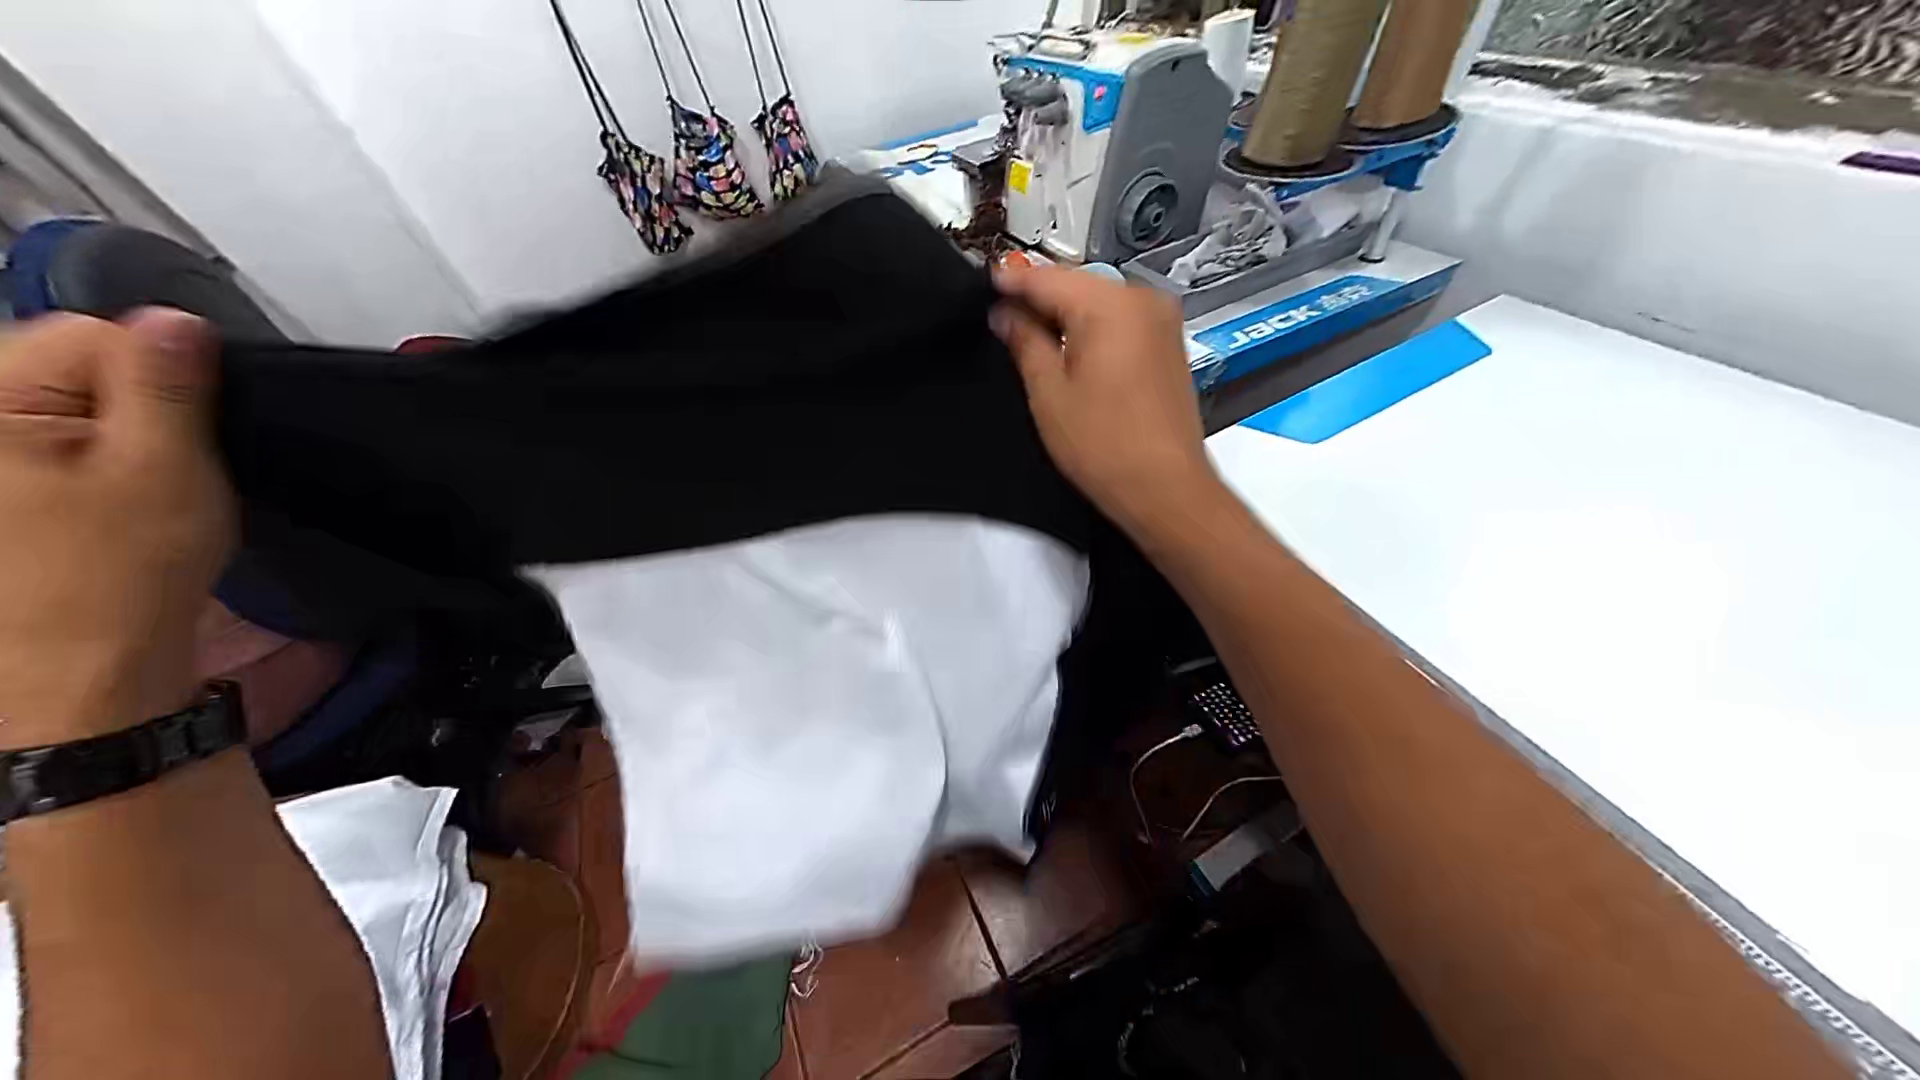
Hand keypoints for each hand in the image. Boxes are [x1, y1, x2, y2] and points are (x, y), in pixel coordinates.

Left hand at [0, 311, 232, 747]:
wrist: (79, 666)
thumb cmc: (124, 568)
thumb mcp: (166, 468)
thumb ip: (166, 386)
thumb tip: (178, 320)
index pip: (86, 332)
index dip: (162, 371)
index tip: (194, 426)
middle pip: (61, 364)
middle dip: (132, 402)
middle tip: (166, 463)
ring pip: (56, 402)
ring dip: (114, 430)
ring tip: (136, 488)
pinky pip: (42, 438)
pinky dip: (85, 455)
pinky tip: (104, 499)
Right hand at [991, 261, 1224, 540]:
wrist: (1164, 487)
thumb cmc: (1107, 447)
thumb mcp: (1049, 392)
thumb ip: (1024, 341)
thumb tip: (1006, 315)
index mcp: (1111, 305)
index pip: (1047, 277)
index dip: (1010, 281)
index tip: (983, 285)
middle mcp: (1144, 301)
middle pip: (1076, 286)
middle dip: (1038, 300)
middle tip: (1000, 318)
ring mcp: (1162, 322)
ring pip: (1098, 303)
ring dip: (1063, 316)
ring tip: (1027, 338)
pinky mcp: (1168, 345)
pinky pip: (1120, 323)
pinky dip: (1090, 330)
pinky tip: (1067, 351)